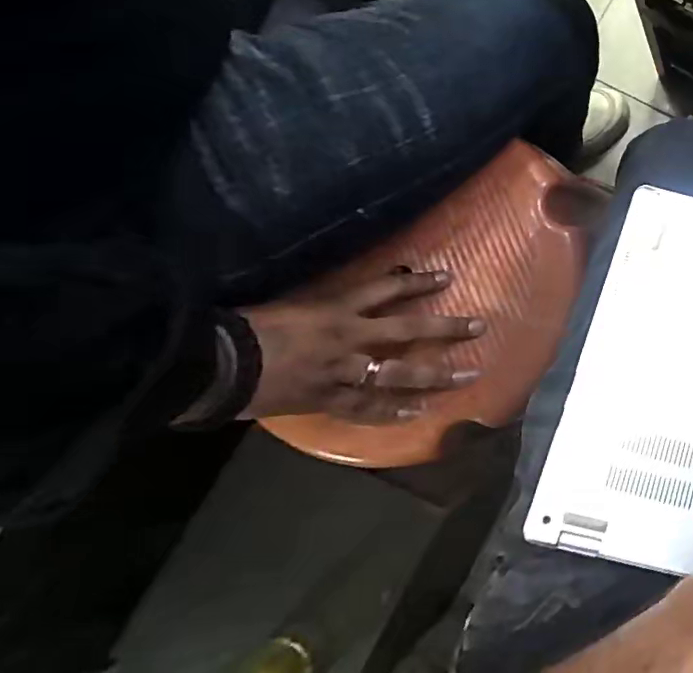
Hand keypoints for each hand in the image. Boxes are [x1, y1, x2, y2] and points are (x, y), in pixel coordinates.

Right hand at [239, 269, 485, 422]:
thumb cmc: (243, 329)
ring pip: (399, 374)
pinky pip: (365, 408)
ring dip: (436, 377)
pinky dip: (390, 413)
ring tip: (468, 377)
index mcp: (337, 309)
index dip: (419, 281)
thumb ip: (321, 309)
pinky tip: (416, 415)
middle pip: (409, 330)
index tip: (448, 277)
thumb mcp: (289, 306)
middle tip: (481, 326)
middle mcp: (349, 337)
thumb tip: (341, 308)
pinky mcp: (325, 400)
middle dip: (447, 328)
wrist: (211, 366)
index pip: (389, 288)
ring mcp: (341, 371)